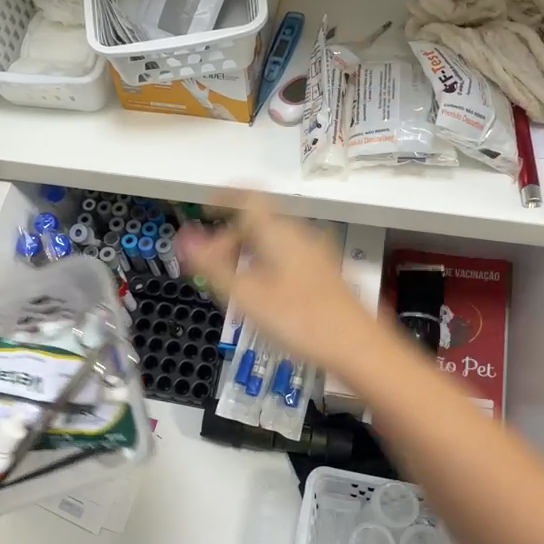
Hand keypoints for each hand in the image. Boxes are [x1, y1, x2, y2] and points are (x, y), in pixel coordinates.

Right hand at [176, 193, 390, 369]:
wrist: (359, 347)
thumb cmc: (301, 320)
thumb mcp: (247, 296)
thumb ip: (212, 264)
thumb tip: (184, 237)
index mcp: (278, 231)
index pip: (247, 195)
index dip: (223, 196)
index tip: (204, 209)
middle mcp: (300, 234)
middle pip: (258, 222)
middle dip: (230, 238)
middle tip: (210, 268)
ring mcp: (317, 252)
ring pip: (273, 242)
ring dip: (248, 255)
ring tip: (234, 287)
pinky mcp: (326, 272)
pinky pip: (288, 257)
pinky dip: (267, 266)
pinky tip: (265, 298)